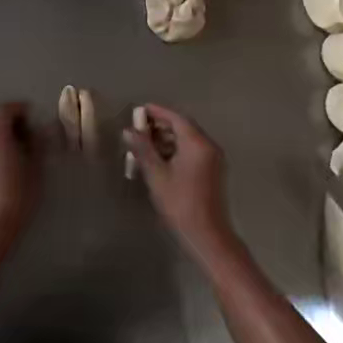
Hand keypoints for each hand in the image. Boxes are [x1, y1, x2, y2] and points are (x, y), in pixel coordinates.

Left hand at [0, 102, 37, 244]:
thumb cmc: (20, 198)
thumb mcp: (36, 170)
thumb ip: (38, 145)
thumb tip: (42, 130)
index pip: (3, 110)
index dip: (18, 107)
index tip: (32, 113)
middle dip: (8, 115)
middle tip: (26, 125)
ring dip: (1, 127)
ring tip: (20, 141)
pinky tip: (9, 156)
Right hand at [122, 104, 233, 252]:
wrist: (206, 232)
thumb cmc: (179, 202)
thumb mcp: (156, 174)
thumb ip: (143, 149)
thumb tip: (129, 131)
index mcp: (197, 144)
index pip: (177, 119)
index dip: (158, 112)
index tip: (141, 109)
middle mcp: (209, 147)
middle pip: (184, 127)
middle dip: (162, 125)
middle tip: (139, 127)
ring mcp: (213, 160)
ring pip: (188, 140)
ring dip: (167, 138)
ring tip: (145, 144)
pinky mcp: (212, 172)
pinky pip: (193, 151)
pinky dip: (176, 149)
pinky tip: (159, 159)